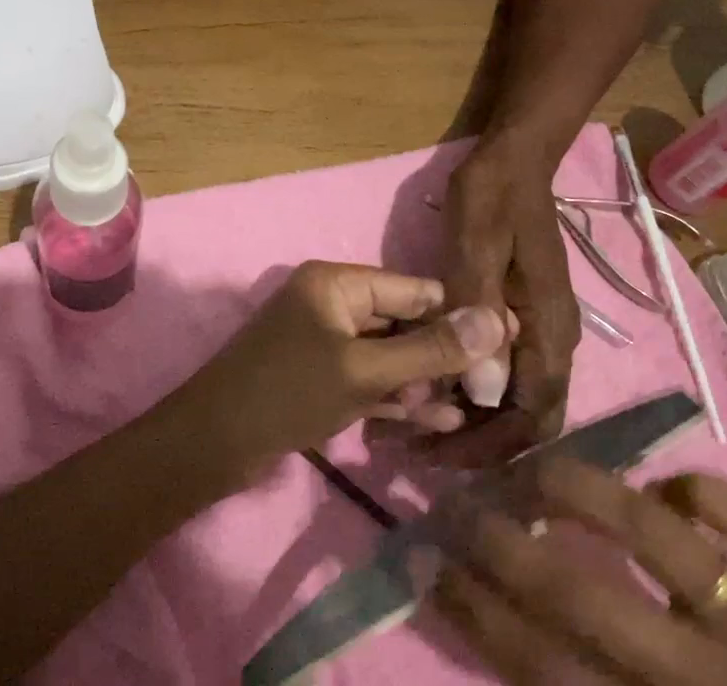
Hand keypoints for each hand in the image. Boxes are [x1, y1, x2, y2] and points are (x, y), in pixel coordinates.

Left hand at [168, 262, 507, 485]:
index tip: (512, 340)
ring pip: (390, 356)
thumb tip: (497, 319)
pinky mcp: (320, 378)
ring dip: (424, 383)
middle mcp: (332, 304)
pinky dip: (396, 398)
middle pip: (405, 322)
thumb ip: (431, 348)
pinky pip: (369, 380)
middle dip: (444, 356)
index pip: (416, 289)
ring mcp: (325, 343)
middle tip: (490, 389)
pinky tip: (436, 422)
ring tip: (467, 412)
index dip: (463, 315)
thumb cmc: (289, 392)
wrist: (214, 442)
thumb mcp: (365, 370)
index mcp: (337, 284)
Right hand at [433, 462, 726, 685]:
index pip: (537, 662)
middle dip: (506, 546)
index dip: (472, 607)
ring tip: (539, 473)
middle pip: (582, 598)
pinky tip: (660, 490)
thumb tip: (458, 591)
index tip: (427, 561)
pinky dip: (698, 494)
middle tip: (463, 509)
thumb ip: (544, 670)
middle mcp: (700, 675)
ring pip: (658, 539)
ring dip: (583, 495)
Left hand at [434, 133, 580, 464]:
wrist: (515, 159)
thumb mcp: (474, 246)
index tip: (441, 458)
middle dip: (473, 441)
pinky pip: (494, 371)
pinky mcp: (512, 318)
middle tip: (417, 456)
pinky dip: (461, 391)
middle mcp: (550, 338)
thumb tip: (483, 392)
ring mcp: (533, 329)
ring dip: (464, 420)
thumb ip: (475, 311)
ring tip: (410, 436)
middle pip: (522, 414)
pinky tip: (421, 394)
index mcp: (548, 327)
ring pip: (506, 397)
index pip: (533, 410)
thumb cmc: (492, 197)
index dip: (489, 443)